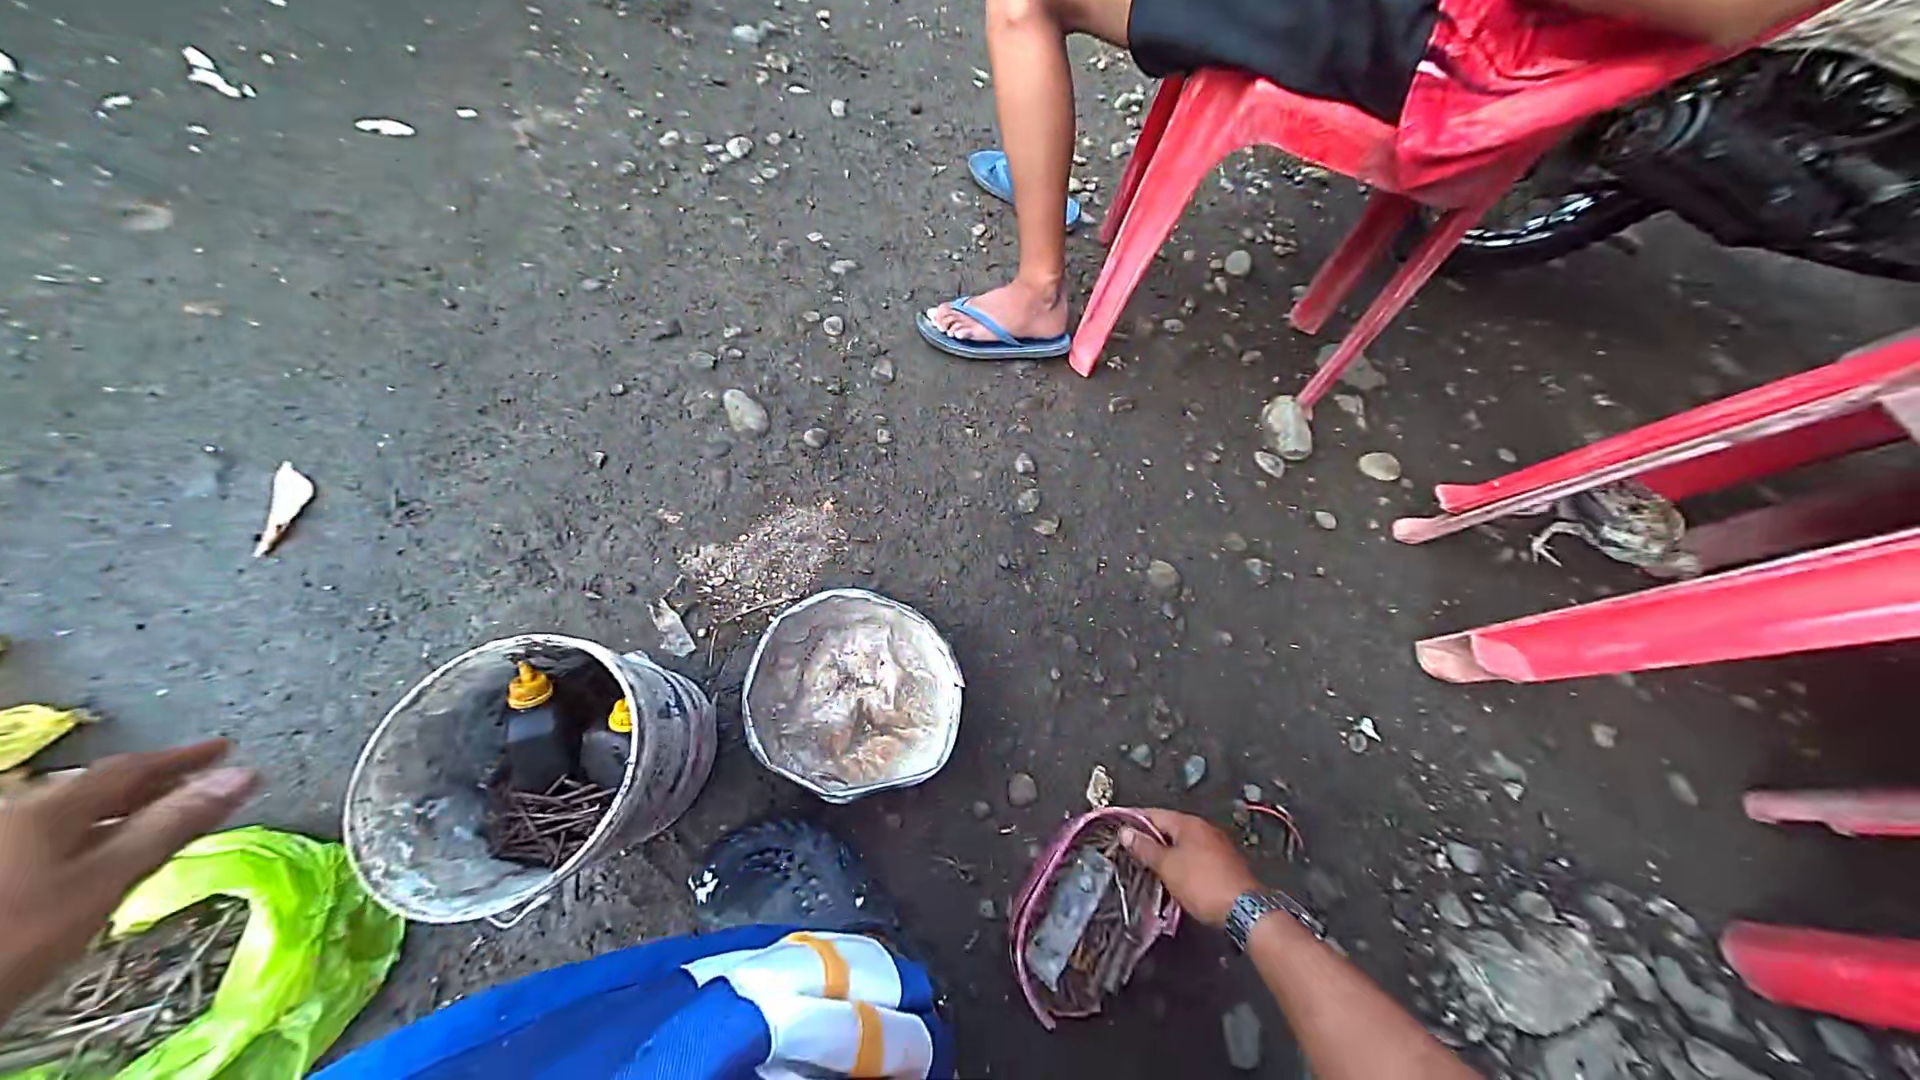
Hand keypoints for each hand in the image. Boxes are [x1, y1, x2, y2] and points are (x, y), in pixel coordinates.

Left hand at [0, 740, 256, 1020]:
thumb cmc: (19, 933)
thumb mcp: (108, 878)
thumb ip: (176, 823)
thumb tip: (243, 776)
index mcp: (50, 811)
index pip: (132, 768)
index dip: (184, 757)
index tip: (225, 748)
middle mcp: (17, 818)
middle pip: (97, 789)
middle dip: (154, 783)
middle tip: (199, 781)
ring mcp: (1, 846)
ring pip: (74, 814)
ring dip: (123, 808)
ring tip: (160, 813)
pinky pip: (53, 837)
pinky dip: (95, 831)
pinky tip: (104, 849)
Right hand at [1119, 808, 1259, 927]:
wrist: (1245, 912)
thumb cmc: (1203, 884)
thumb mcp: (1167, 866)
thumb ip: (1145, 848)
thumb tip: (1126, 832)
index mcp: (1188, 823)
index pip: (1153, 814)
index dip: (1133, 819)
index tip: (1117, 827)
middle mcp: (1204, 828)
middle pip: (1169, 827)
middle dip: (1149, 838)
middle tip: (1130, 850)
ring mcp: (1217, 846)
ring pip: (1182, 843)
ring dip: (1166, 852)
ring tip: (1148, 865)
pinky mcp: (1225, 864)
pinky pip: (1195, 856)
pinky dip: (1181, 862)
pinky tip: (1174, 876)